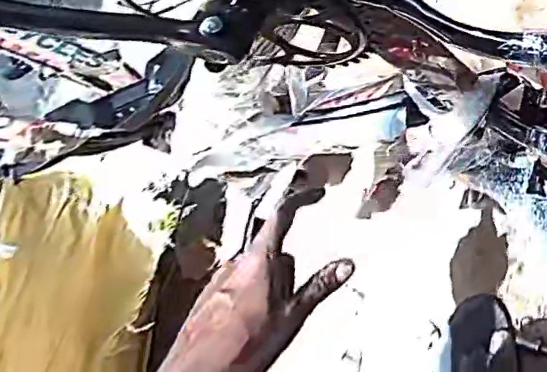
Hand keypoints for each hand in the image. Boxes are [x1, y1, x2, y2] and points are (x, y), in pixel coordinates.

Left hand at [160, 186, 354, 371]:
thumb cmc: (241, 350)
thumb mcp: (291, 317)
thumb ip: (319, 286)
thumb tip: (345, 265)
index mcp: (260, 260)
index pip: (282, 214)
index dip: (300, 199)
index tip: (314, 195)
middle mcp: (235, 264)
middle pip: (269, 249)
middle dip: (282, 266)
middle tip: (289, 294)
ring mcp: (215, 284)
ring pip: (249, 270)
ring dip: (262, 283)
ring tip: (265, 316)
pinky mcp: (201, 304)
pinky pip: (230, 288)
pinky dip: (242, 297)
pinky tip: (245, 324)